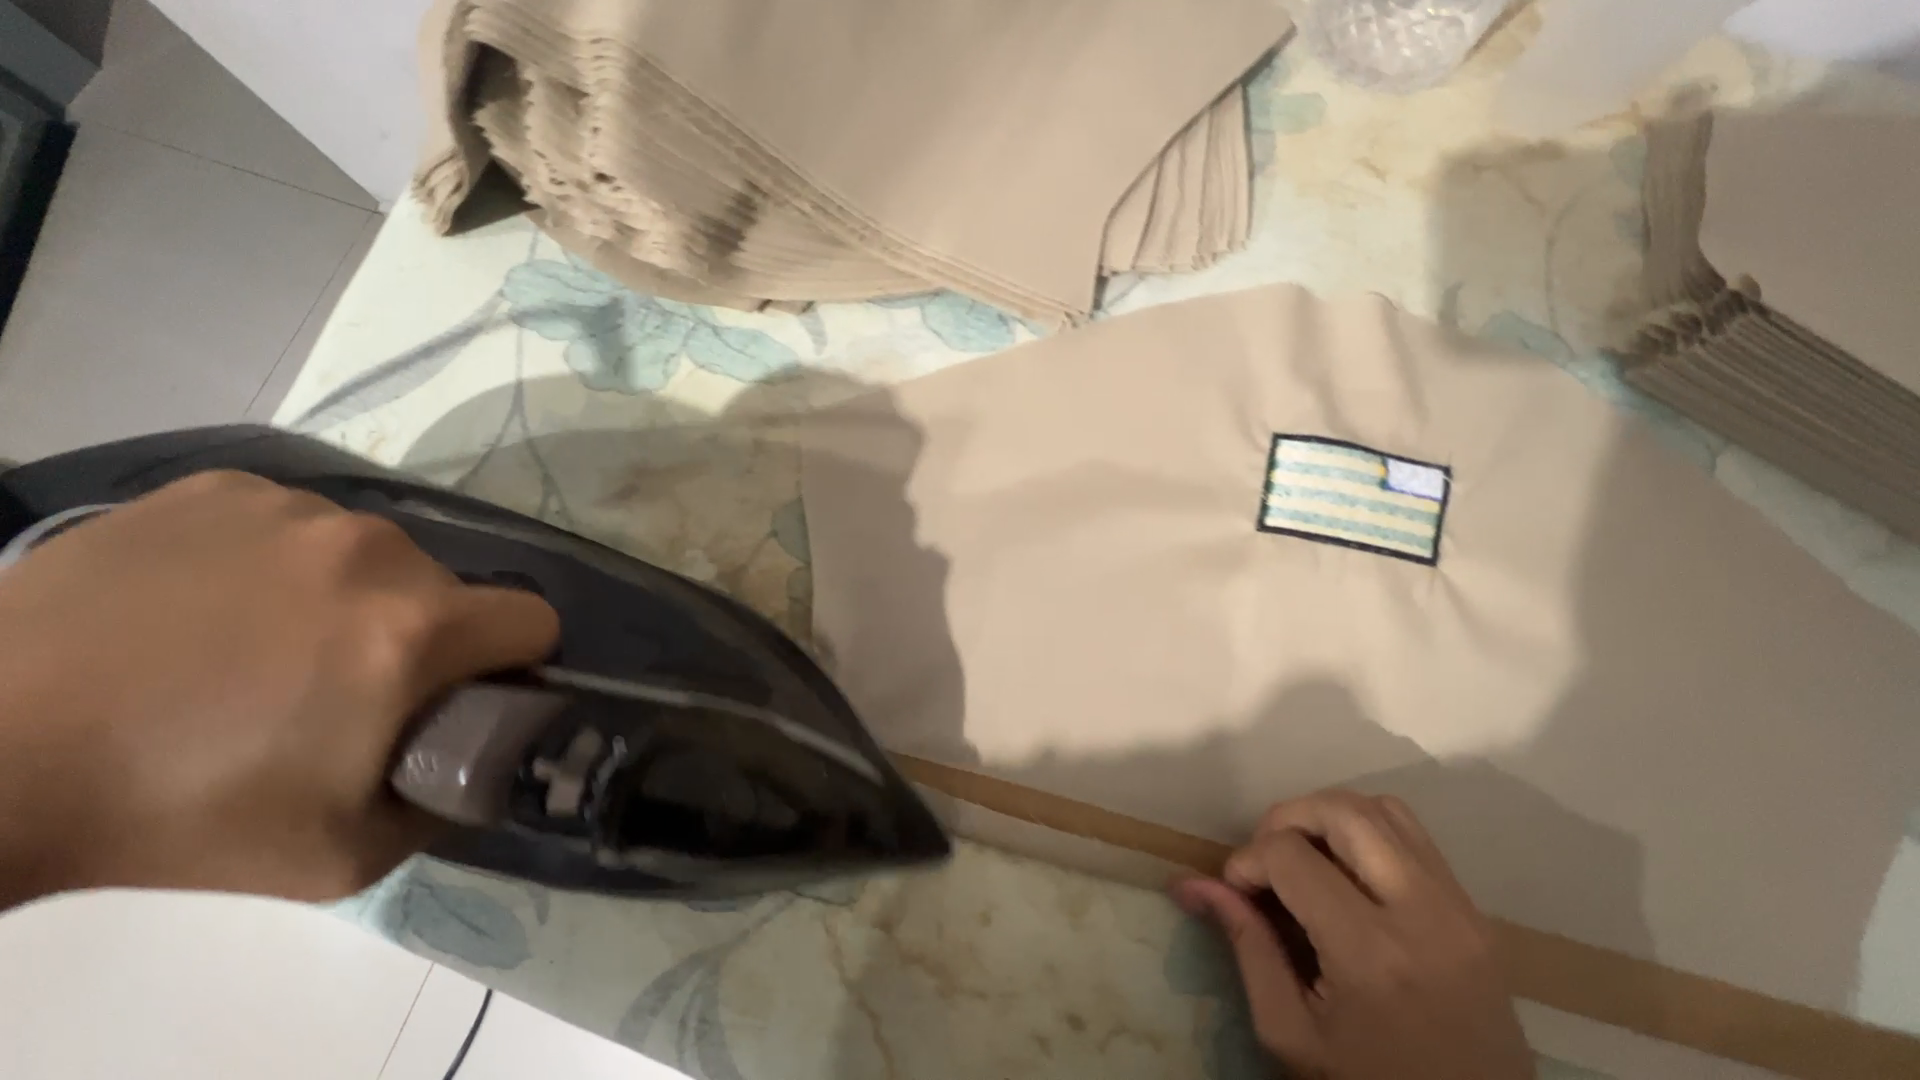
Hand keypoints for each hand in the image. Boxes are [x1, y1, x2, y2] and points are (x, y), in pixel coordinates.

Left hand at [0, 471, 558, 905]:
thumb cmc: (179, 813)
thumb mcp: (348, 854)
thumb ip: (445, 802)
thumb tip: (480, 764)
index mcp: (414, 630)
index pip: (533, 621)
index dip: (514, 664)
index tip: (461, 696)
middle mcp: (372, 550)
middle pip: (451, 588)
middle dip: (424, 635)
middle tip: (345, 689)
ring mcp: (293, 509)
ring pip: (376, 552)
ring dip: (353, 595)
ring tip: (266, 645)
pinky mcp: (221, 488)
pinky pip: (298, 521)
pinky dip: (282, 561)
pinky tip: (214, 606)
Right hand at [1172, 791, 1532, 1079]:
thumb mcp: (1290, 1032)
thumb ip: (1245, 946)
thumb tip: (1190, 883)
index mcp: (1369, 953)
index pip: (1290, 855)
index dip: (1247, 861)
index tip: (1236, 892)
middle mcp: (1422, 914)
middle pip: (1342, 810)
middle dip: (1285, 818)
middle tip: (1265, 858)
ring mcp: (1459, 908)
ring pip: (1383, 809)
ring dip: (1328, 817)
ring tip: (1303, 858)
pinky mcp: (1475, 912)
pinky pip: (1414, 837)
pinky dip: (1368, 833)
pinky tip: (1346, 873)